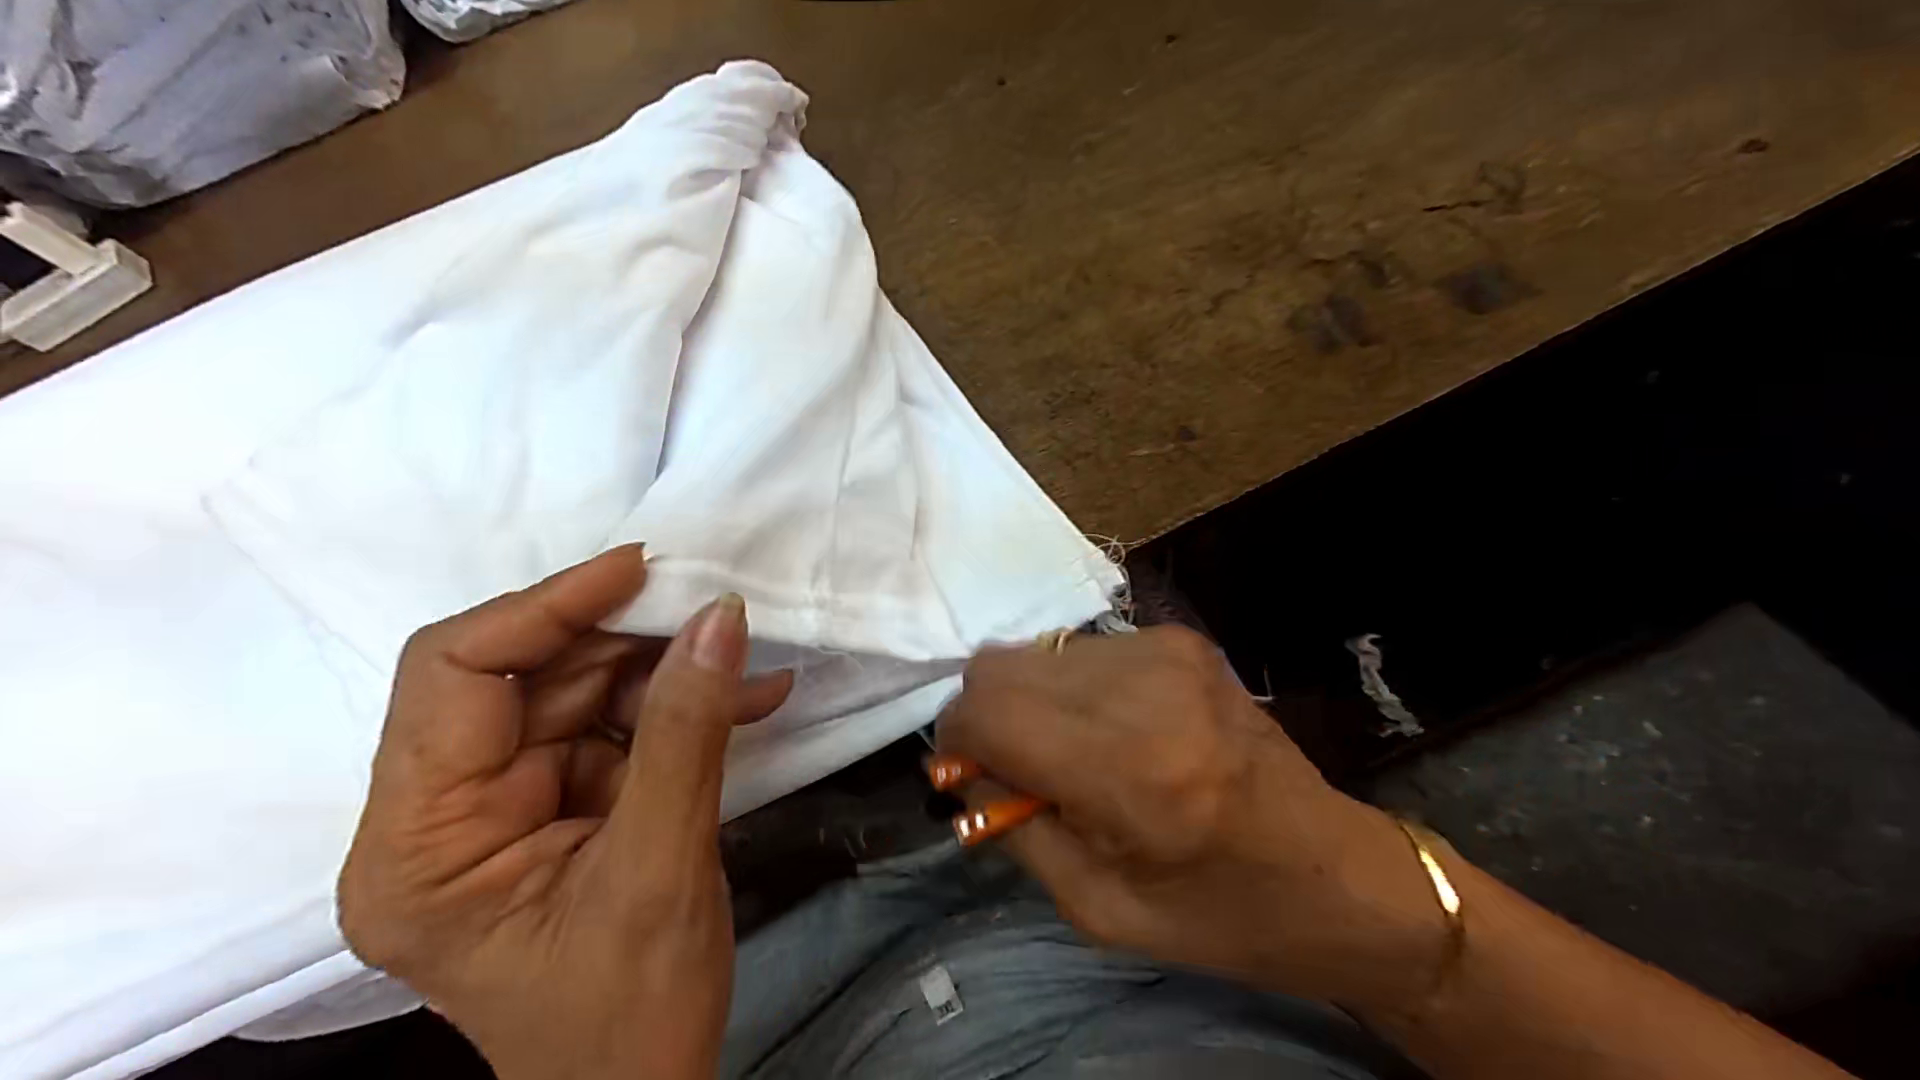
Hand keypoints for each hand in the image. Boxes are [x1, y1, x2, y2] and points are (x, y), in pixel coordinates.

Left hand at [336, 546, 791, 1079]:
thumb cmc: (633, 1013)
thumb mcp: (660, 868)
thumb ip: (686, 732)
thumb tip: (720, 616)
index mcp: (418, 843)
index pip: (454, 676)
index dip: (545, 607)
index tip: (640, 569)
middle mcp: (445, 812)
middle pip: (529, 675)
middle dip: (629, 642)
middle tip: (716, 616)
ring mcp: (510, 804)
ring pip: (586, 691)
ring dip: (672, 674)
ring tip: (749, 669)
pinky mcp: (566, 801)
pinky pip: (623, 725)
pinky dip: (686, 709)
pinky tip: (753, 698)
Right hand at [935, 625, 1450, 1014]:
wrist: (1334, 872)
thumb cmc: (1214, 911)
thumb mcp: (1095, 905)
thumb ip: (1012, 823)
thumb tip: (959, 768)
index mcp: (1126, 770)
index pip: (987, 710)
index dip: (954, 739)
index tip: (962, 772)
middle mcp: (1142, 690)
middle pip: (999, 665)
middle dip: (985, 715)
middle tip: (1014, 767)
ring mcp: (1165, 653)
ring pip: (1036, 652)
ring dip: (1029, 699)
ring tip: (1071, 751)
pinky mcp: (1180, 640)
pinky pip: (1082, 649)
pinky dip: (1072, 687)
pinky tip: (1110, 728)